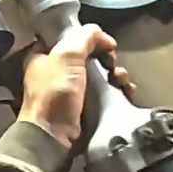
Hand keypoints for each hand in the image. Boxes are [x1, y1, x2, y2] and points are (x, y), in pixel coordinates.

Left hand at [18, 24, 131, 148]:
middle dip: (107, 58)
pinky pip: (107, 94)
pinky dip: (119, 91)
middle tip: (112, 63)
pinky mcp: (87, 108)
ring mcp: (73, 91)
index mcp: (45, 56)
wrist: (54, 134)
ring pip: (102, 75)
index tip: (104, 43)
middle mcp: (58, 71)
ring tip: (121, 80)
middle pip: (91, 56)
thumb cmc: (56, 91)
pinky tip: (127, 91)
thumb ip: (85, 37)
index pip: (70, 38)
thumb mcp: (67, 55)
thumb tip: (104, 36)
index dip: (89, 38)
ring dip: (116, 74)